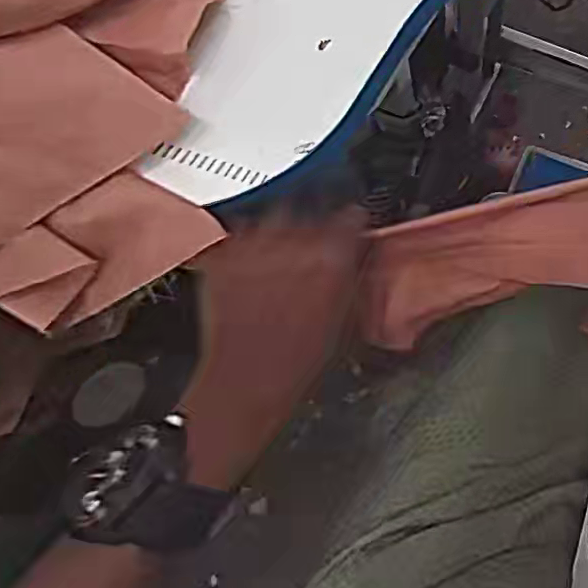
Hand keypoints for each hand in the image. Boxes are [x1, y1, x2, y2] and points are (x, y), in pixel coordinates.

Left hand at [181, 207, 365, 488]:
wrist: (242, 382)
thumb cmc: (296, 357)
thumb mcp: (348, 311)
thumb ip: (358, 270)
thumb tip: (366, 249)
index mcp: (335, 254)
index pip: (353, 212)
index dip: (354, 219)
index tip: (352, 223)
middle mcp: (295, 242)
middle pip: (314, 204)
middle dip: (318, 215)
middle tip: (317, 234)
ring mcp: (254, 246)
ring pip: (276, 210)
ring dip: (284, 222)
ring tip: (284, 243)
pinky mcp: (221, 256)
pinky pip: (239, 231)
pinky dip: (248, 239)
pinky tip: (255, 257)